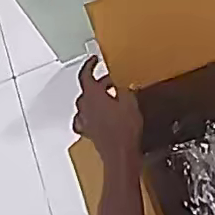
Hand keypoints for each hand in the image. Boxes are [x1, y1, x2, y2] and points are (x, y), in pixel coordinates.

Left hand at [73, 56, 142, 170]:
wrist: (120, 154)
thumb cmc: (124, 130)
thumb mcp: (129, 102)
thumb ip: (124, 90)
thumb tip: (123, 85)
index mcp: (92, 95)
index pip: (86, 74)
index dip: (90, 65)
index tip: (94, 60)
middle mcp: (85, 106)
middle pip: (88, 89)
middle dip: (101, 83)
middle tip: (113, 81)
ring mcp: (85, 120)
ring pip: (86, 103)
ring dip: (96, 98)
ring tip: (110, 97)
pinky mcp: (89, 132)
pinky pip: (86, 120)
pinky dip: (91, 115)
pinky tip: (98, 116)